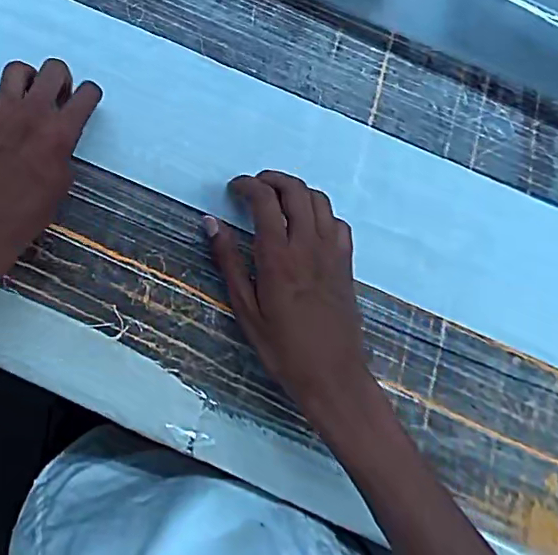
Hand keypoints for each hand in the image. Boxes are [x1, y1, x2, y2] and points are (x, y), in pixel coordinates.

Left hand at [0, 59, 101, 304]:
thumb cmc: (28, 211)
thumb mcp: (63, 181)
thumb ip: (64, 149)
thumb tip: (61, 136)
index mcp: (60, 132)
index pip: (86, 94)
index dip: (89, 94)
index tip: (85, 99)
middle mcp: (33, 114)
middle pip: (54, 69)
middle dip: (60, 78)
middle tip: (57, 95)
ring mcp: (2, 113)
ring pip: (16, 69)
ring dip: (26, 79)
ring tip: (27, 96)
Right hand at [208, 175, 492, 554]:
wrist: (335, 379)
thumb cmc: (283, 348)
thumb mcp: (245, 308)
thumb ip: (228, 260)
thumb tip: (211, 222)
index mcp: (278, 256)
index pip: (265, 200)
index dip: (247, 185)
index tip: (233, 189)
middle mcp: (308, 246)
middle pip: (295, 190)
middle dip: (271, 179)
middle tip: (253, 187)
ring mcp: (332, 253)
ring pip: (319, 200)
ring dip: (296, 190)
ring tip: (277, 200)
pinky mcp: (347, 264)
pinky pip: (337, 222)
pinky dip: (319, 212)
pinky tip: (306, 225)